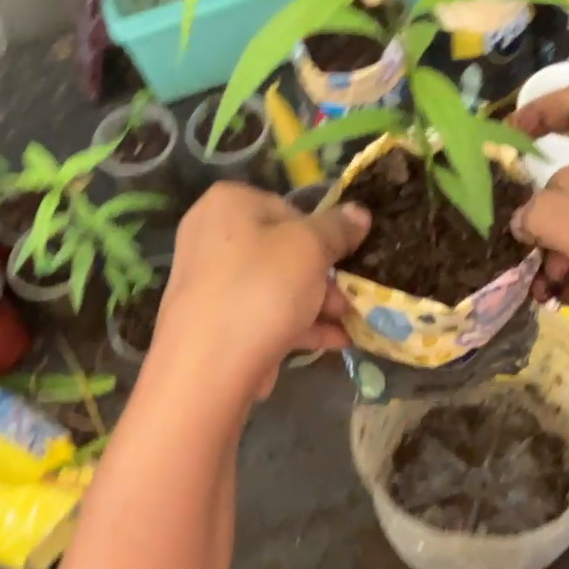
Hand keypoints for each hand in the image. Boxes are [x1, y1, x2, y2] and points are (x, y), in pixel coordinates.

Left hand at [153, 183, 368, 398]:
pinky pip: (266, 315)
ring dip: (317, 304)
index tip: (344, 261)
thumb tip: (360, 212)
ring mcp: (212, 282)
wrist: (209, 365)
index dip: (323, 236)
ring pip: (277, 287)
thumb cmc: (262, 290)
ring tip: (351, 323)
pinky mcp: (218, 322)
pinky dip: (299, 325)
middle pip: (283, 251)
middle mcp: (213, 236)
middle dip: (323, 277)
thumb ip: (338, 229)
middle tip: (350, 298)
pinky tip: (335, 341)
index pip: (289, 209)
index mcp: (229, 203)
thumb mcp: (310, 249)